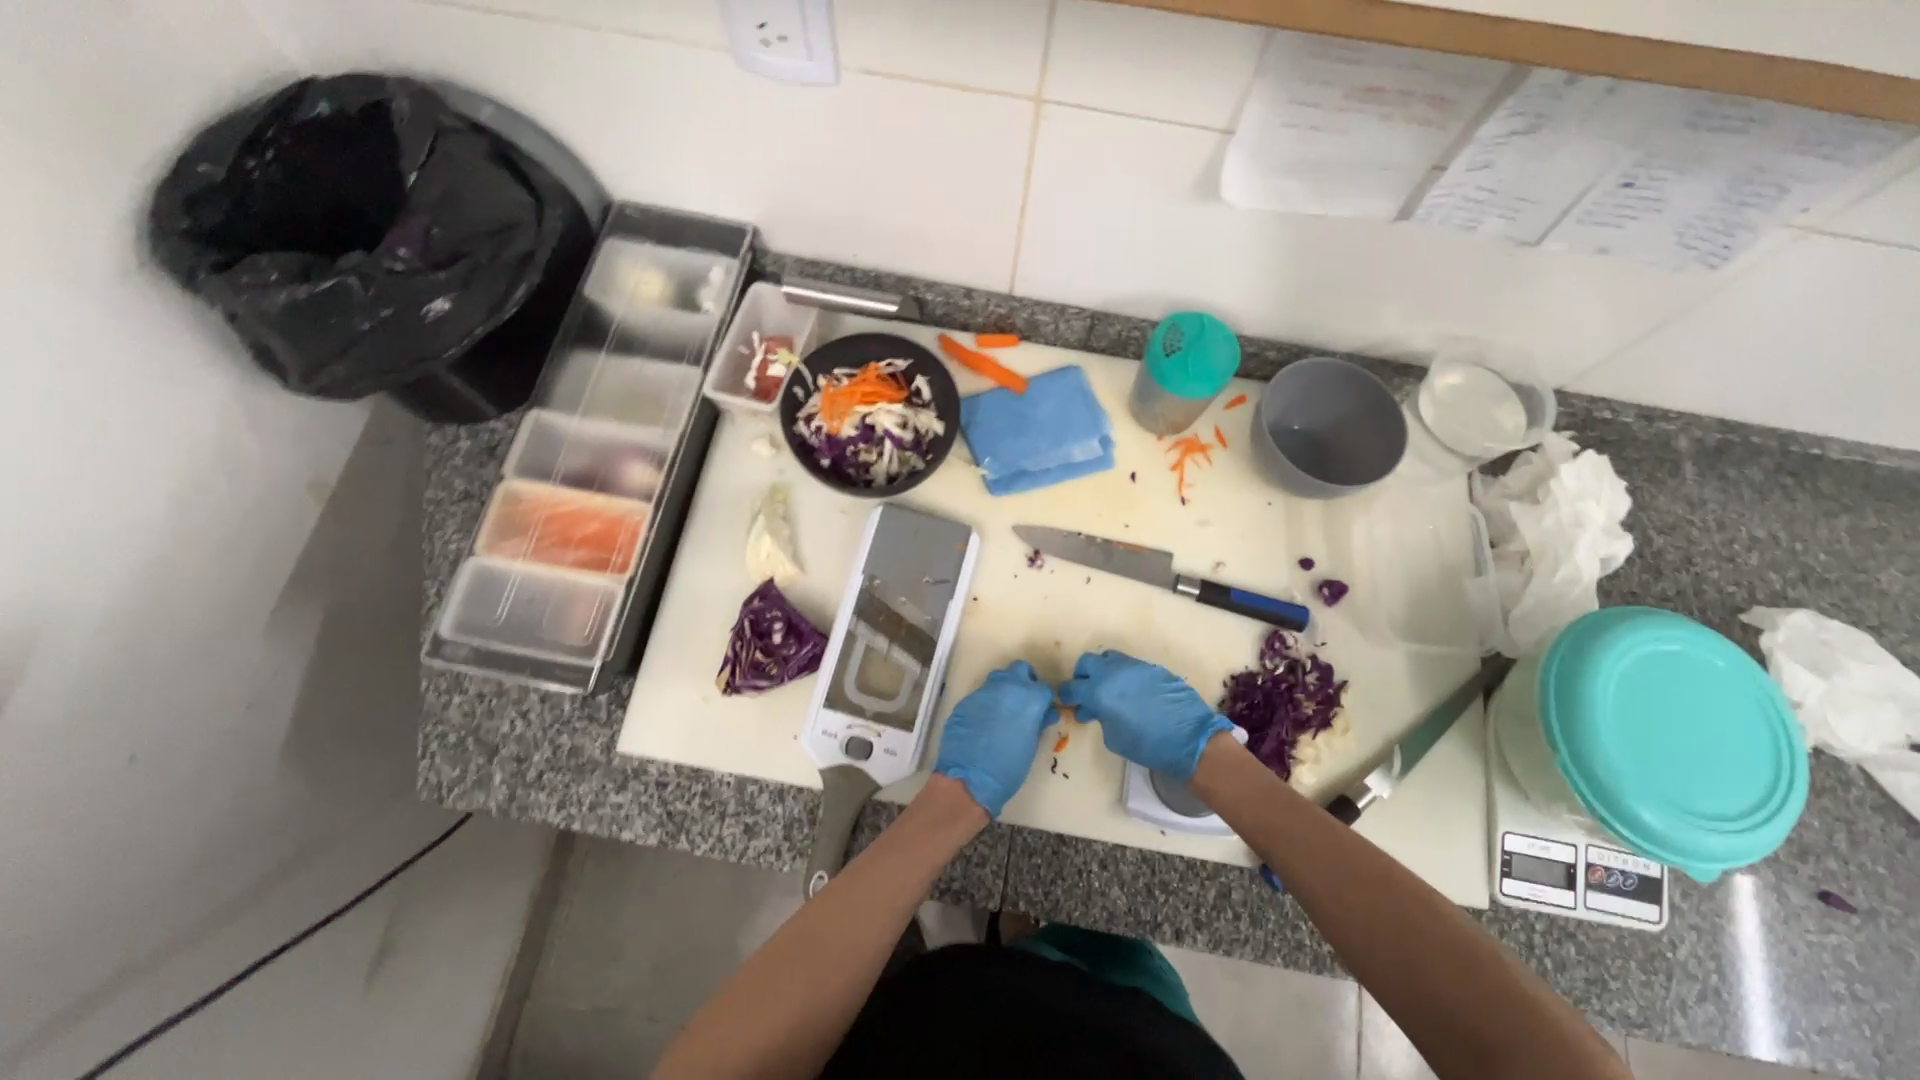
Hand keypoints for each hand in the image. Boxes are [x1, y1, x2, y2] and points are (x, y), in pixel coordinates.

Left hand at [933, 661, 1058, 816]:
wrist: (969, 779)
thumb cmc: (1008, 767)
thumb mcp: (1031, 745)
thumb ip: (1038, 722)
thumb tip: (1043, 713)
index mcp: (1028, 698)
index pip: (1043, 688)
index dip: (1043, 700)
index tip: (1042, 712)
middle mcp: (1005, 687)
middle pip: (1019, 669)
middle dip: (1024, 681)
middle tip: (1024, 703)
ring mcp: (982, 692)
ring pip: (997, 679)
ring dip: (1004, 689)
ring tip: (1003, 711)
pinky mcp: (964, 702)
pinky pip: (980, 696)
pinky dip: (986, 703)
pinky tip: (984, 723)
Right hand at [1058, 650, 1231, 779]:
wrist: (1189, 738)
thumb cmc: (1146, 744)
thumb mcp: (1113, 736)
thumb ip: (1100, 716)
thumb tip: (1097, 708)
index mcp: (1099, 691)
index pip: (1073, 687)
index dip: (1067, 694)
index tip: (1068, 700)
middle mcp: (1114, 672)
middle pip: (1088, 662)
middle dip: (1083, 675)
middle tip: (1087, 691)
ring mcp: (1135, 666)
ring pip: (1110, 658)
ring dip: (1105, 671)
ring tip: (1111, 690)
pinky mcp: (1153, 668)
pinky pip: (1131, 666)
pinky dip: (1125, 676)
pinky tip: (1133, 693)